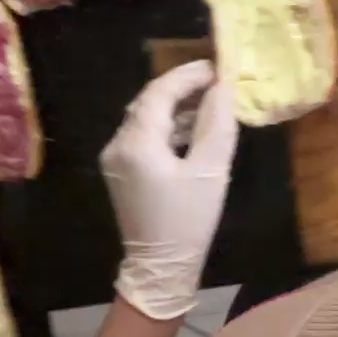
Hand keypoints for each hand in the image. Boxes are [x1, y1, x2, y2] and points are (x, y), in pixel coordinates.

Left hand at [101, 61, 238, 319]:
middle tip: (215, 81)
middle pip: (148, 102)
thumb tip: (222, 88)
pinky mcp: (121, 172)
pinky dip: (167, 127)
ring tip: (209, 102)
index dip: (188, 75)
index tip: (217, 67)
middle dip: (182, 88)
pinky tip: (192, 130)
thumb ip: (216, 124)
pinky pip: (143, 137)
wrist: (160, 269)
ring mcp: (115, 159)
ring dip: (175, 107)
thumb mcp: (210, 171)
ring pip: (145, 118)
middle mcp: (117, 145)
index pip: (160, 92)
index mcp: (136, 143)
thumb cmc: (188, 221)